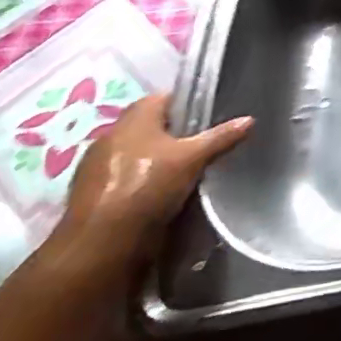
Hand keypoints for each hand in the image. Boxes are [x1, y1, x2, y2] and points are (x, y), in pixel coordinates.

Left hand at [53, 94, 252, 274]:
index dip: (186, 104)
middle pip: (149, 126)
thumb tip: (249, 119)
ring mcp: (96, 164)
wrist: (103, 241)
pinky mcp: (91, 191)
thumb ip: (220, 138)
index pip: (162, 98)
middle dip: (172, 134)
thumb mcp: (193, 159)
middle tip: (201, 148)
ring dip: (154, 159)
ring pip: (135, 152)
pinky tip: (157, 196)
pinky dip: (139, 181)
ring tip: (182, 174)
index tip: (208, 118)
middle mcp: (111, 134)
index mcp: (134, 118)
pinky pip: (123, 176)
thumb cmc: (149, 186)